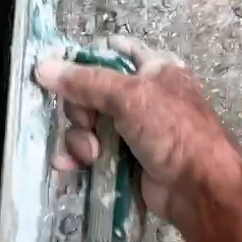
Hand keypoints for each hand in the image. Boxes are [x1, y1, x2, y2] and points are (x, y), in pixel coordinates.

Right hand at [34, 37, 241, 229]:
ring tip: (91, 155)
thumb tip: (42, 67)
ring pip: (87, 123)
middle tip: (89, 124)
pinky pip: (90, 150)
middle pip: (90, 91)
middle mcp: (140, 96)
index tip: (63, 75)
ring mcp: (131, 129)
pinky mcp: (123, 158)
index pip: (112, 52)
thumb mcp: (130, 97)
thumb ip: (85, 82)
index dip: (85, 60)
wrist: (199, 189)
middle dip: (80, 110)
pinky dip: (77, 156)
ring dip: (80, 139)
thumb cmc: (173, 132)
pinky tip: (67, 165)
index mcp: (152, 69)